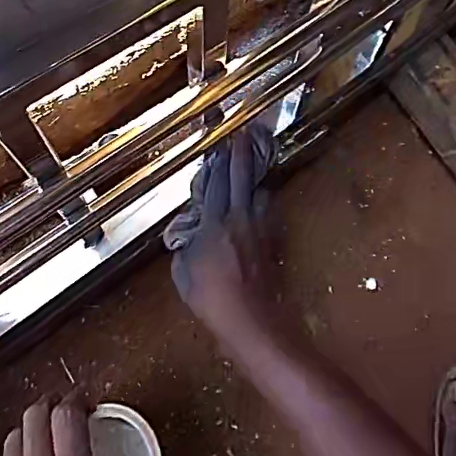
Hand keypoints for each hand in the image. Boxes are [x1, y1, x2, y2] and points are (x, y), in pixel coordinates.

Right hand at [170, 121, 278, 343]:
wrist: (252, 321)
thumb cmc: (212, 300)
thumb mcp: (183, 275)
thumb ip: (184, 248)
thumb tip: (189, 235)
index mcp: (215, 223)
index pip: (216, 182)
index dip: (218, 160)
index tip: (222, 141)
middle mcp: (240, 218)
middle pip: (242, 177)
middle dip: (242, 154)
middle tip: (245, 134)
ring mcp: (260, 228)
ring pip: (260, 193)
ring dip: (253, 180)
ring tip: (249, 169)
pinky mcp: (272, 241)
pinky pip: (266, 212)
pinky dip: (260, 203)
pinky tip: (255, 205)